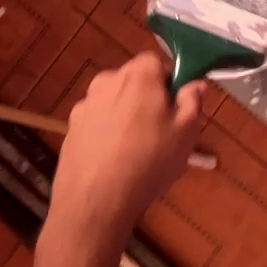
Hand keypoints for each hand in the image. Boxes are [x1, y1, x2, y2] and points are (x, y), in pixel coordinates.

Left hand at [49, 51, 205, 240]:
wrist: (93, 206)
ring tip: (138, 149)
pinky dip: (107, 133)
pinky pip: (97, 122)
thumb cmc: (148, 162)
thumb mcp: (186, 132)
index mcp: (138, 75)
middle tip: (163, 129)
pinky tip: (115, 160)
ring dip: (127, 115)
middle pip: (134, 80)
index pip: (157, 61)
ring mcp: (84, 107)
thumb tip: (196, 84)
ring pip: (115, 102)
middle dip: (149, 97)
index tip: (177, 106)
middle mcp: (107, 82)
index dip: (170, 81)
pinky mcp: (69, 131)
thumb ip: (193, 101)